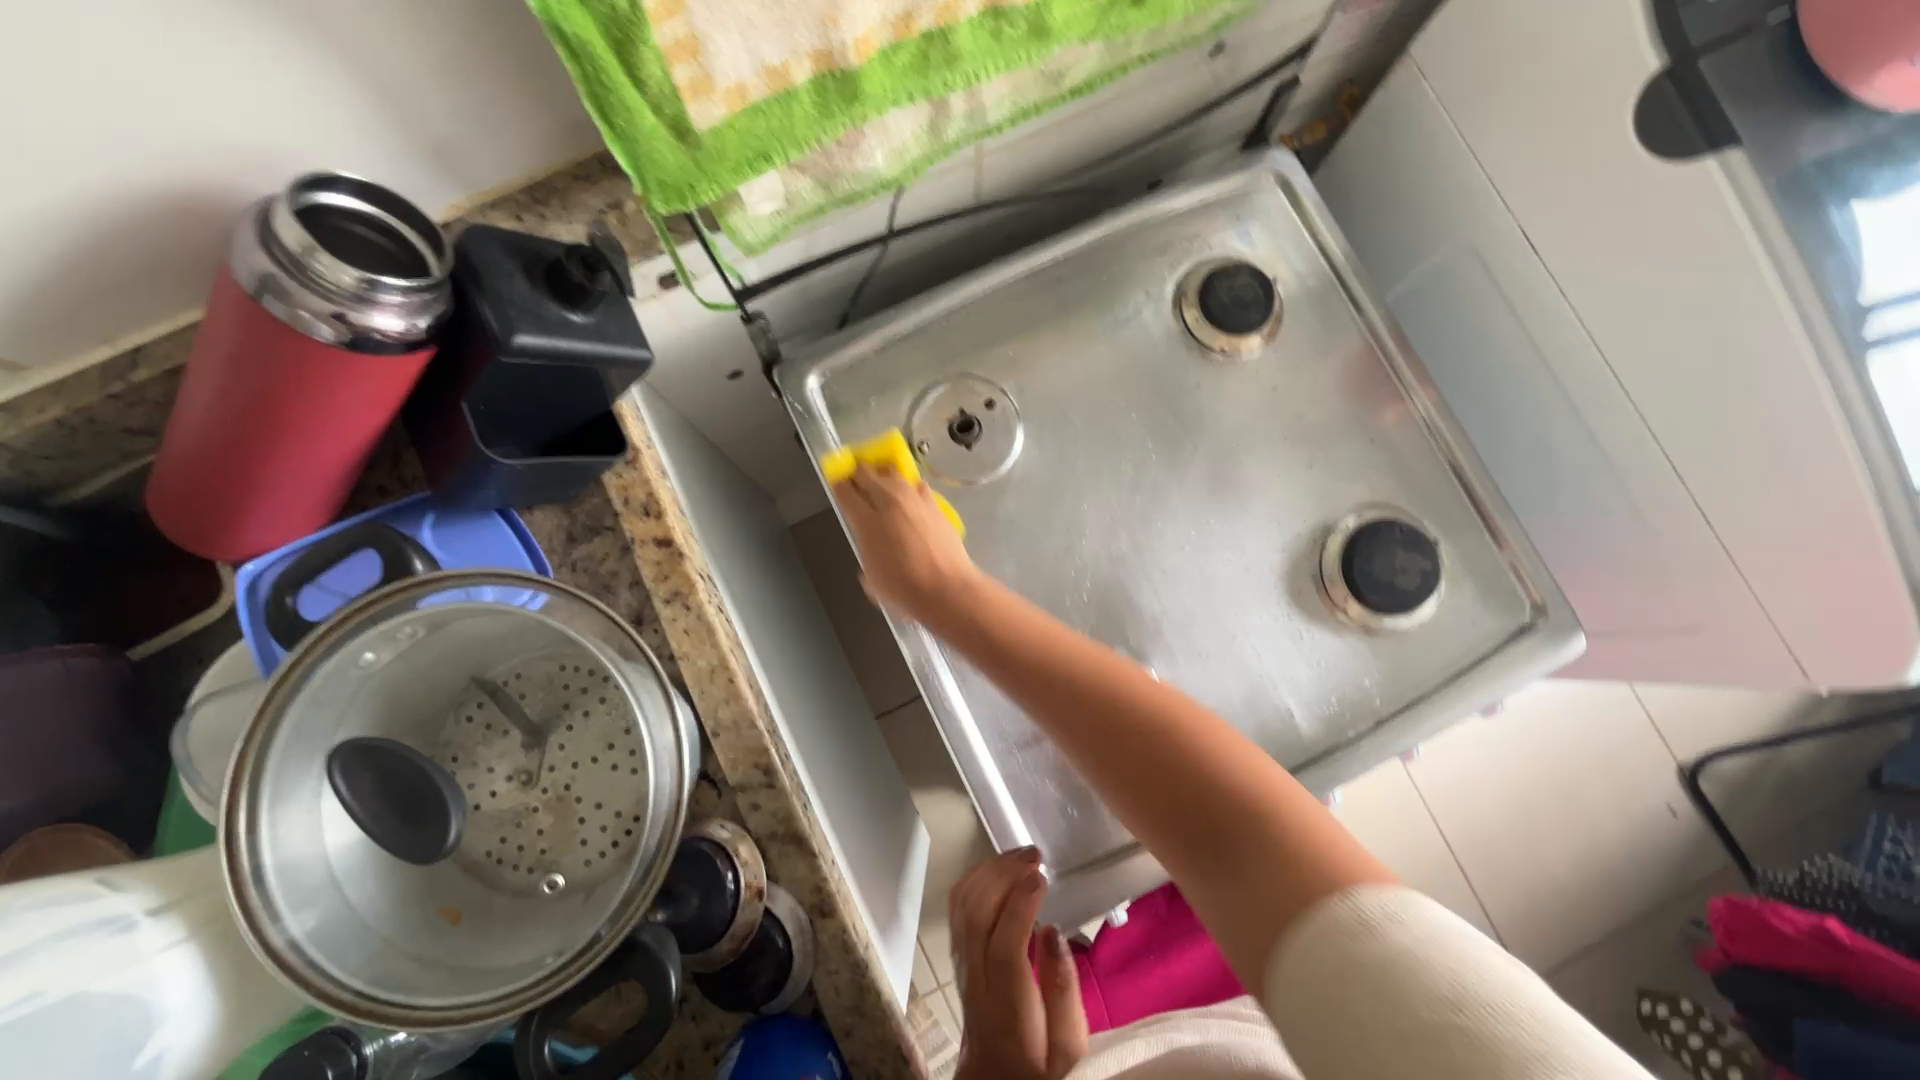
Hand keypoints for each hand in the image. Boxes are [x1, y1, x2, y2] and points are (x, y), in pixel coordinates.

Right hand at [830, 464, 981, 623]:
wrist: (946, 587)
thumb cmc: (904, 588)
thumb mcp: (871, 574)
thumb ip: (867, 551)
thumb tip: (871, 546)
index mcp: (867, 521)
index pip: (846, 492)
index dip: (839, 485)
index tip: (837, 483)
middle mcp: (889, 502)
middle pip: (867, 474)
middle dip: (858, 473)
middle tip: (856, 477)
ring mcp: (914, 500)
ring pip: (893, 473)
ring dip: (883, 475)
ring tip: (882, 483)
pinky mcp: (935, 504)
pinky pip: (916, 485)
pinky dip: (909, 487)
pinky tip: (910, 497)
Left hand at [951, 848, 1086, 1079]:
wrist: (995, 1076)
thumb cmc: (1038, 1058)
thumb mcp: (1068, 1043)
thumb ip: (1064, 990)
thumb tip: (1052, 933)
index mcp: (1006, 1003)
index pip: (1003, 946)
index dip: (1020, 907)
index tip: (1041, 878)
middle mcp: (975, 977)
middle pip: (977, 917)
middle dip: (1004, 877)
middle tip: (1034, 856)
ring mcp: (961, 962)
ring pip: (962, 907)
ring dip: (989, 872)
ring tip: (1021, 855)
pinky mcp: (958, 953)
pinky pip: (957, 908)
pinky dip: (975, 879)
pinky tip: (998, 867)